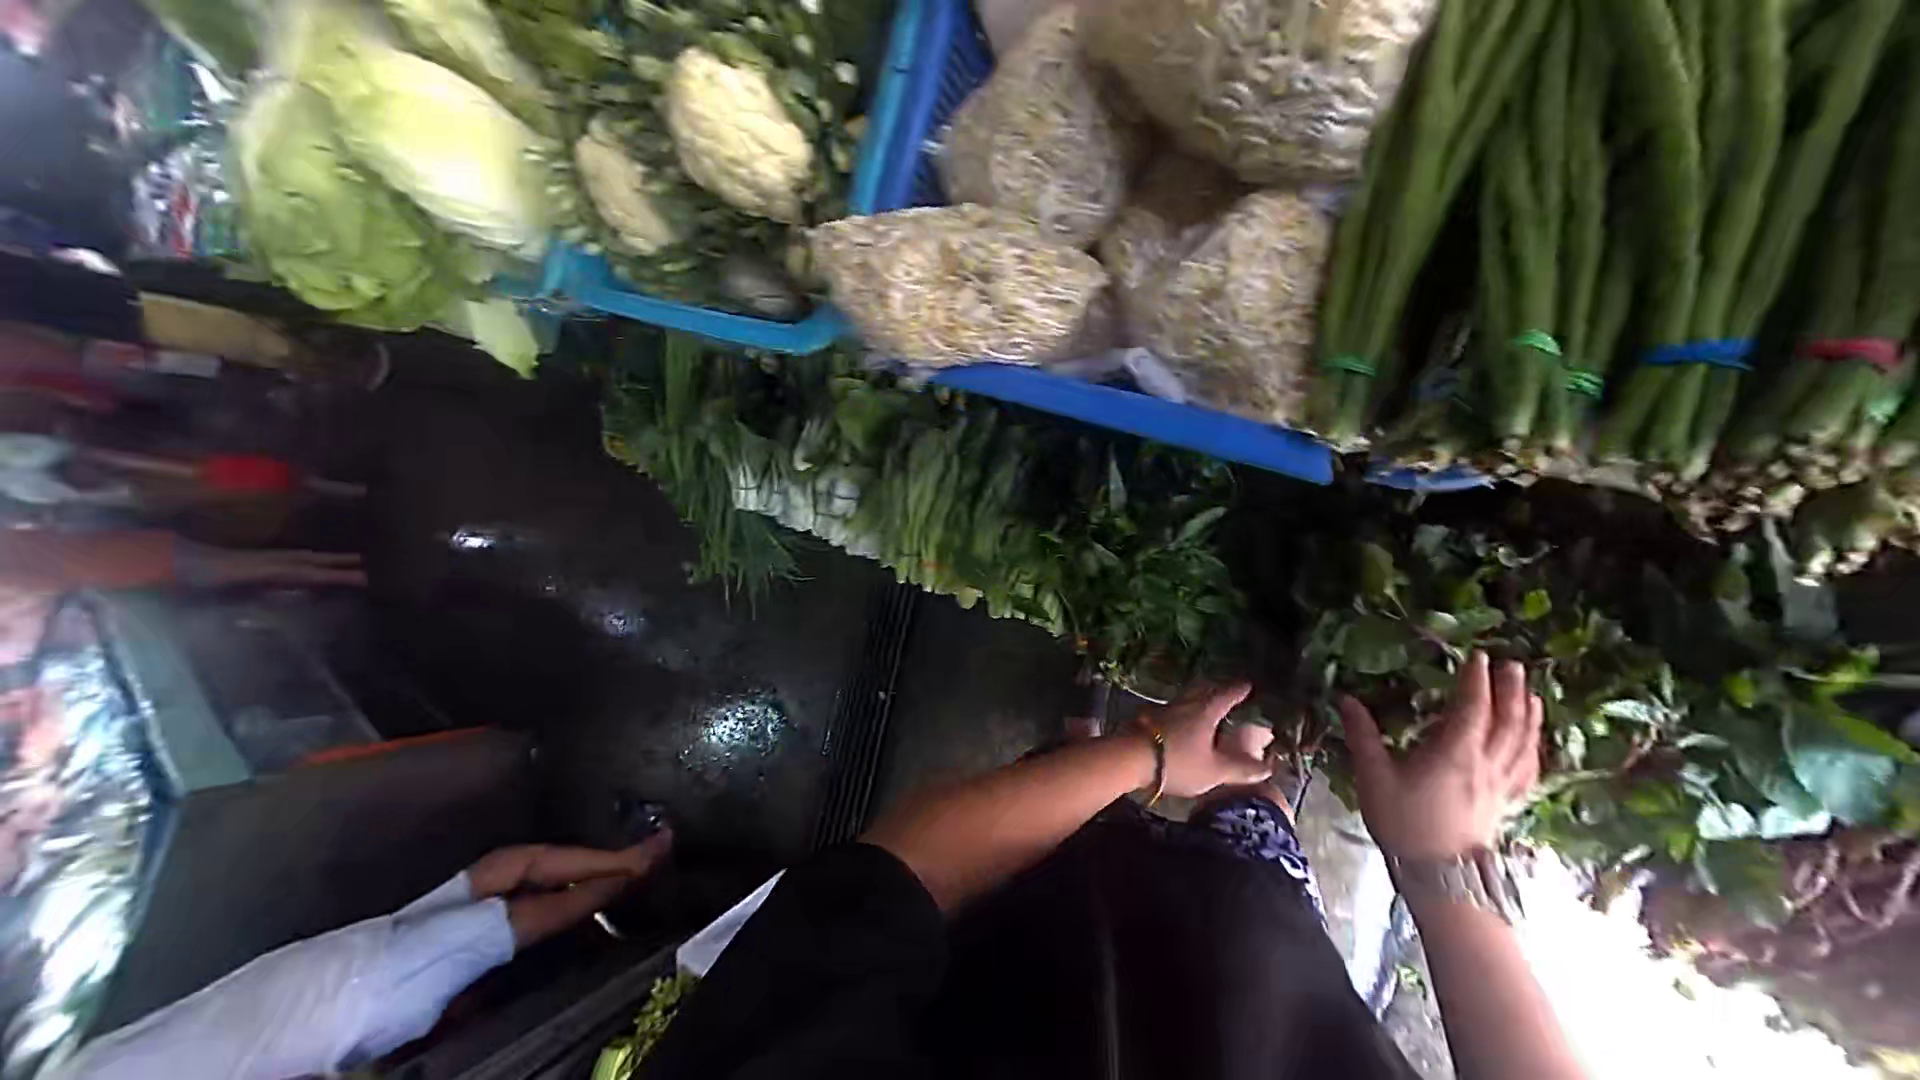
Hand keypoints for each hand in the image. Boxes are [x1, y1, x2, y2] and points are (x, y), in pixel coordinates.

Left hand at [1137, 682, 1273, 797]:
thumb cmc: (1177, 762)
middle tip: (1225, 690)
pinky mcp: (1145, 719)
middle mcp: (1184, 704)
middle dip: (1216, 689)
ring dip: (1196, 700)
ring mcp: (1162, 709)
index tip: (1247, 684)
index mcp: (1204, 711)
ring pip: (1184, 700)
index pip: (1226, 695)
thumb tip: (1266, 767)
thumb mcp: (1214, 771)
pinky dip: (1179, 713)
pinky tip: (1177, 723)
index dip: (1238, 690)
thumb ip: (1240, 769)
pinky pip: (1169, 711)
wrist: (1128, 758)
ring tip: (1204, 707)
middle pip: (1202, 690)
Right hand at [1338, 650, 1539, 858]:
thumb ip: (1363, 735)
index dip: (1475, 681)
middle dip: (1511, 690)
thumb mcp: (1374, 776)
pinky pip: (1528, 768)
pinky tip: (1532, 742)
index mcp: (1455, 754)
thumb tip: (1346, 700)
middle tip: (1512, 664)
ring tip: (1531, 693)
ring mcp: (1501, 784)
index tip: (1476, 655)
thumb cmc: (1403, 821)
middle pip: (1508, 721)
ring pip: (1523, 743)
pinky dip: (1533, 748)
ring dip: (1528, 715)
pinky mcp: (1505, 801)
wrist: (1440, 874)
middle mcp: (1485, 764)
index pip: (1472, 708)